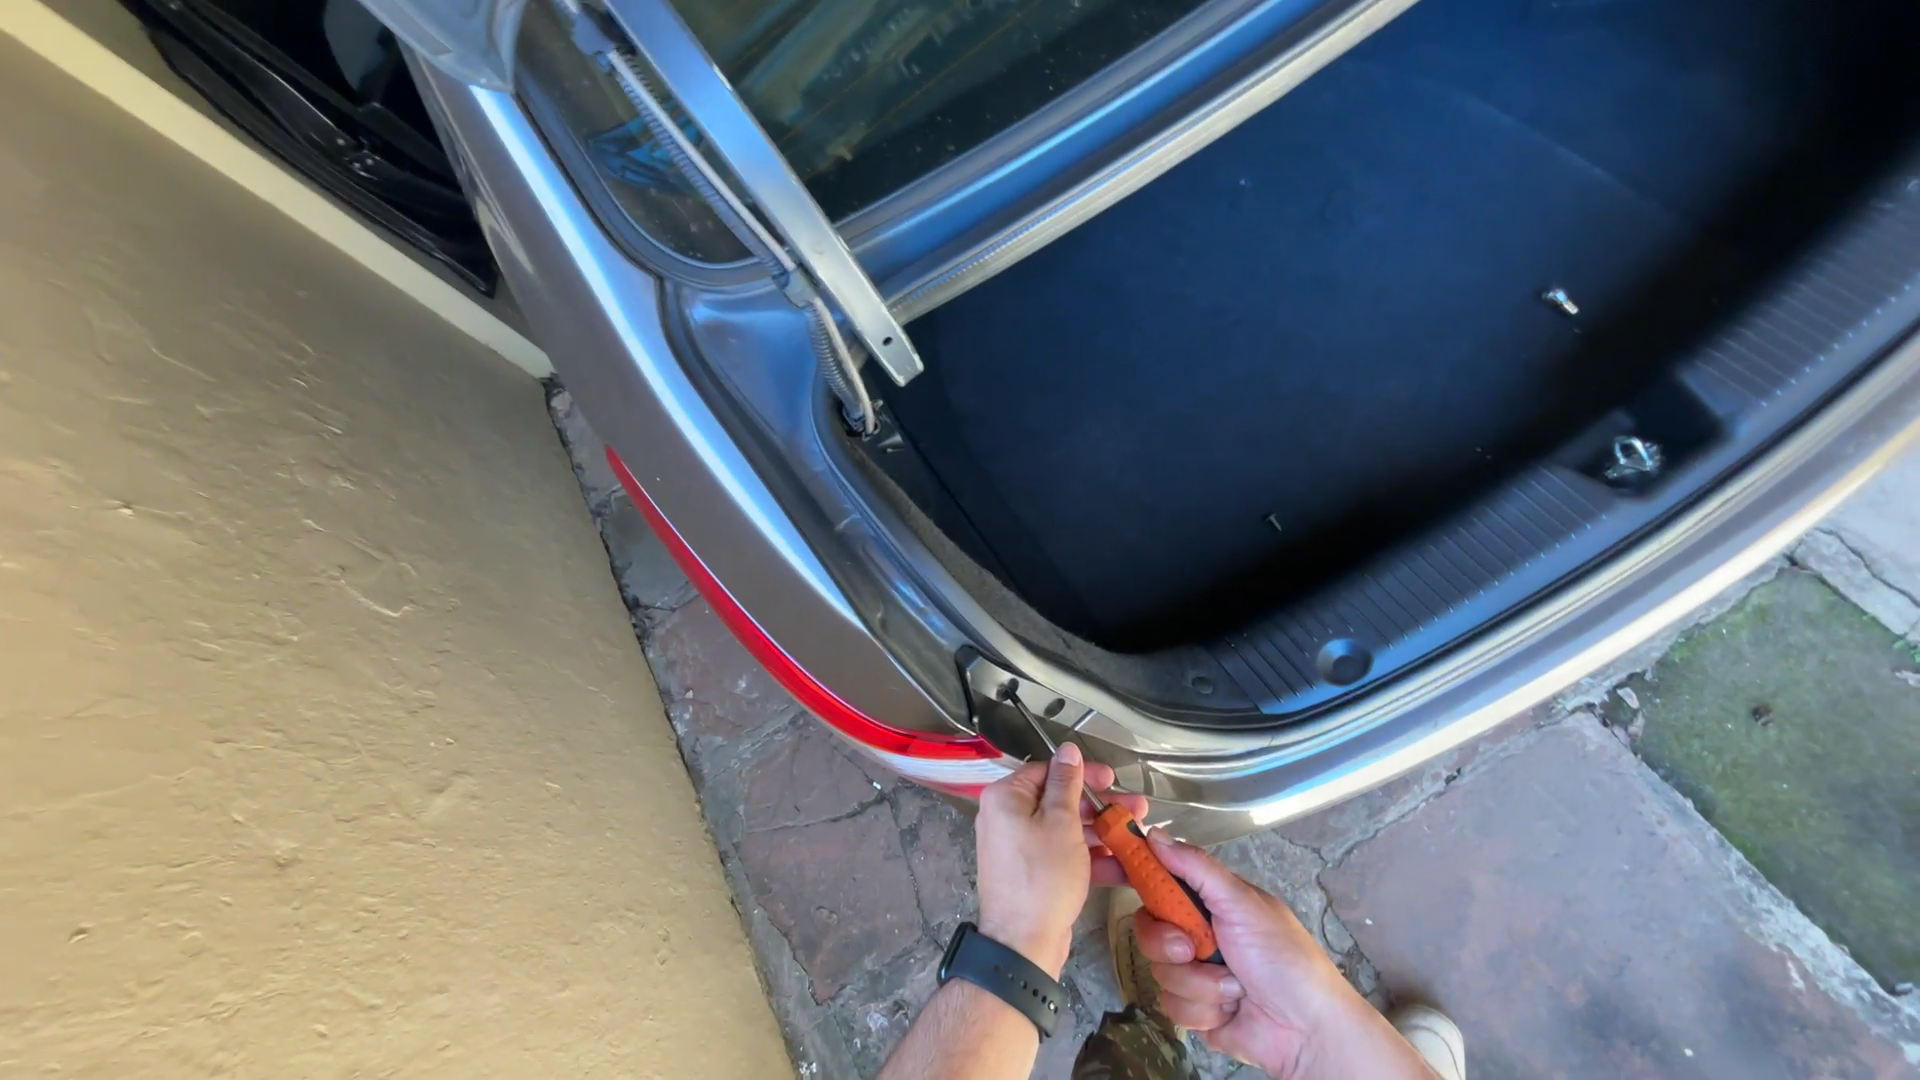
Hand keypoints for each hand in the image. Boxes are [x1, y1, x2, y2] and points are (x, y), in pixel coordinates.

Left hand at [973, 743, 1148, 977]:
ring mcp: (1020, 848)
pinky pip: (1063, 855)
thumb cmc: (1043, 876)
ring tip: (1139, 835)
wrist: (1023, 945)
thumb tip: (1067, 749)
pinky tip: (1125, 865)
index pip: (1047, 771)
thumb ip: (1067, 784)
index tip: (1112, 779)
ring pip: (1065, 830)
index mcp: (1006, 798)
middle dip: (1100, 807)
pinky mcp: (1033, 873)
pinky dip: (1090, 858)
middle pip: (1059, 801)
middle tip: (1136, 807)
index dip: (1082, 774)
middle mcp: (1007, 818)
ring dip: (1102, 833)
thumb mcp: (1062, 823)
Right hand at [1132, 834, 1436, 1079]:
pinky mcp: (1195, 1009)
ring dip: (1197, 983)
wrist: (1309, 1031)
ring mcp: (1194, 972)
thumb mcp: (1242, 903)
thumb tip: (1153, 832)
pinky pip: (1172, 1005)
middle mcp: (1195, 932)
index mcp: (1207, 900)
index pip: (1159, 878)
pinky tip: (1231, 1011)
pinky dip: (1203, 1010)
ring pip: (1159, 970)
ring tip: (1233, 989)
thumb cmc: (1283, 957)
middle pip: (1147, 927)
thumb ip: (1197, 867)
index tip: (1111, 867)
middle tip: (1192, 950)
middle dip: (1167, 943)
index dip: (1133, 872)